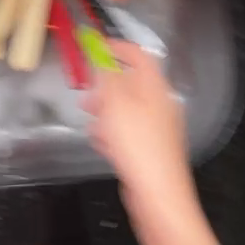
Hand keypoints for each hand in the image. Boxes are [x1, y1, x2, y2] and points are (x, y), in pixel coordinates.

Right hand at [85, 42, 194, 214]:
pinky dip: (113, 131)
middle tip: (85, 92)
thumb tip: (99, 52)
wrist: (159, 196)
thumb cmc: (137, 144)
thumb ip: (105, 75)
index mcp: (155, 87)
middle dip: (105, 84)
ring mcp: (157, 128)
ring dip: (105, 109)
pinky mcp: (151, 150)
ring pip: (126, 108)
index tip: (92, 47)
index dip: (115, 47)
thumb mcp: (115, 102)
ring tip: (90, 120)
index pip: (138, 54)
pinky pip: (128, 131)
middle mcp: (159, 103)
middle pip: (130, 82)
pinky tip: (101, 142)